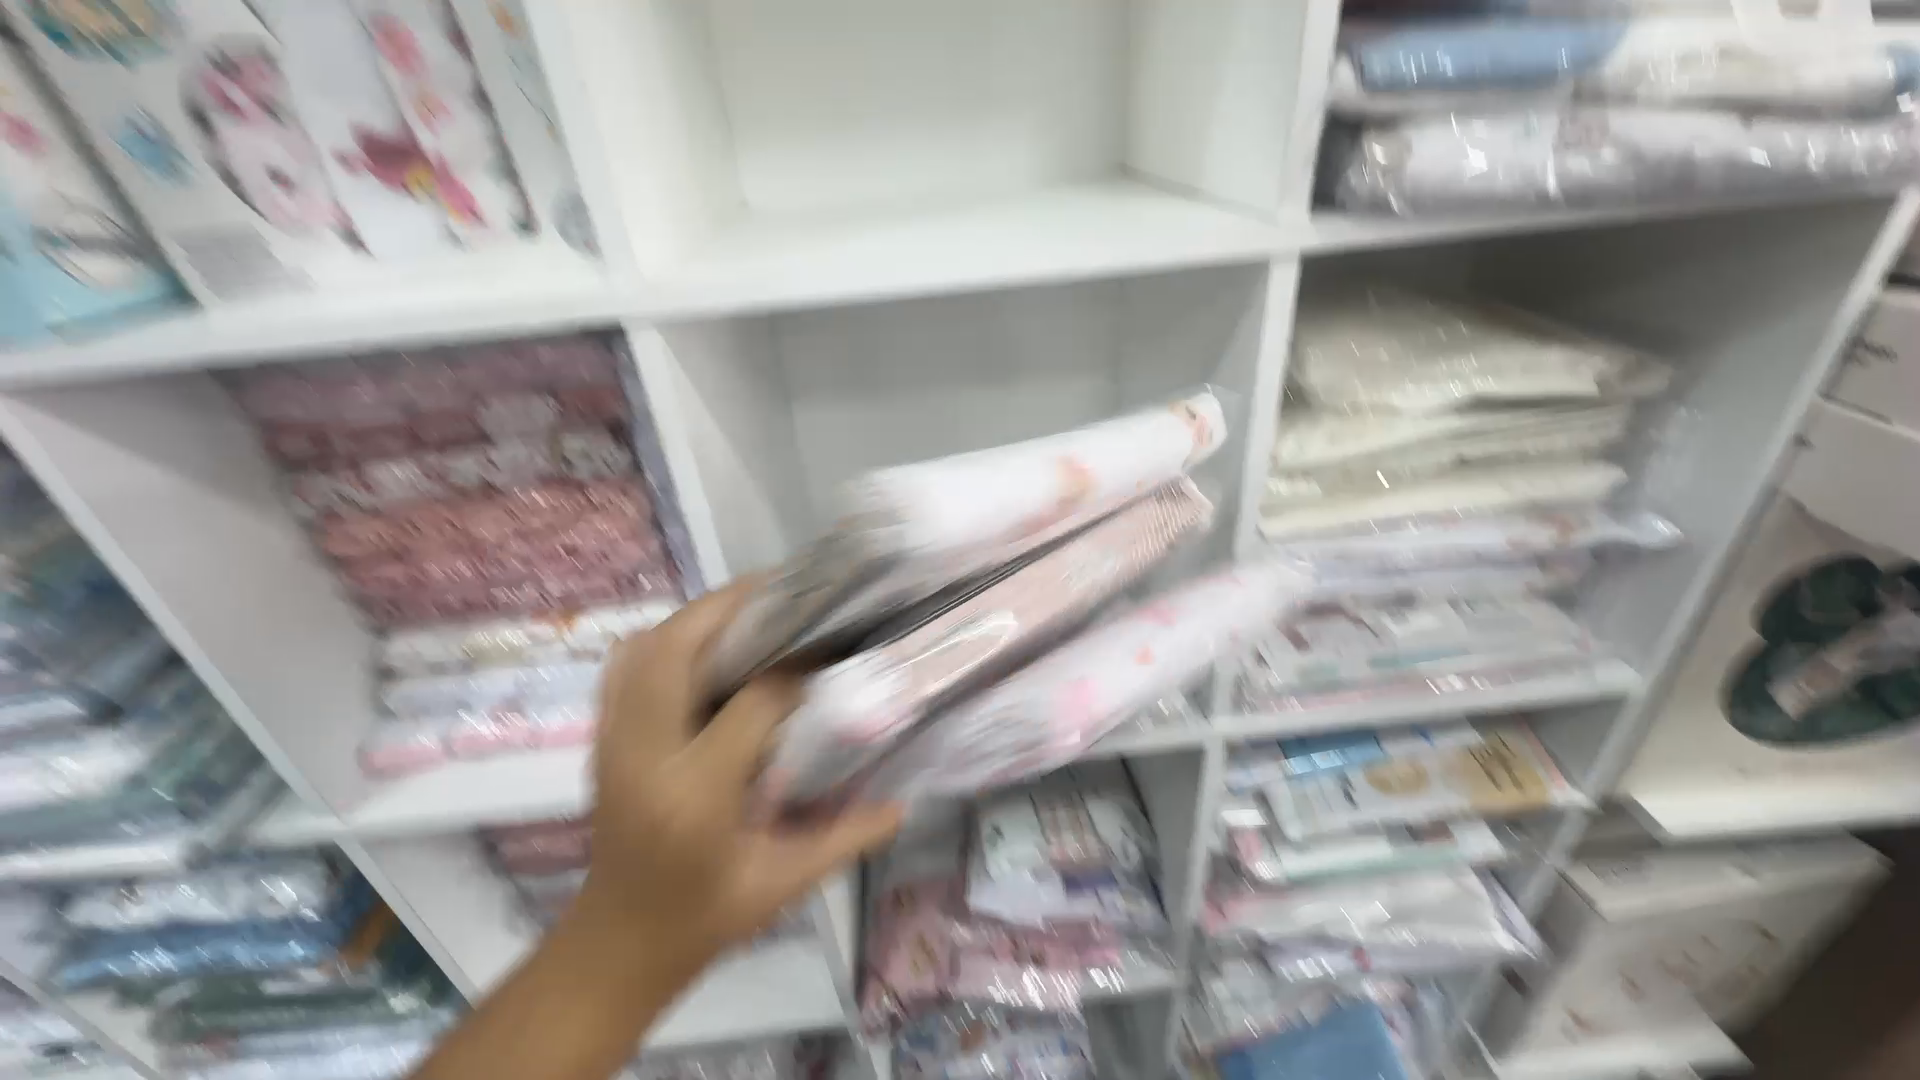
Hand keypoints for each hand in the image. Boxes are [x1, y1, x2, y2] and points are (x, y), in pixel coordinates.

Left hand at [576, 580, 902, 971]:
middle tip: (780, 592)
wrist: (618, 942)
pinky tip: (698, 644)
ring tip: (746, 610)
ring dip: (693, 619)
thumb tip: (904, 804)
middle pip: (677, 651)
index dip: (795, 671)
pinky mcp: (600, 741)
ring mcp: (613, 744)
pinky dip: (658, 641)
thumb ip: (844, 840)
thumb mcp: (783, 886)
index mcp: (696, 795)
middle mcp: (646, 757)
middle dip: (730, 610)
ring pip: (642, 650)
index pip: (752, 704)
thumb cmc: (706, 917)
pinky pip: (620, 668)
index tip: (829, 653)